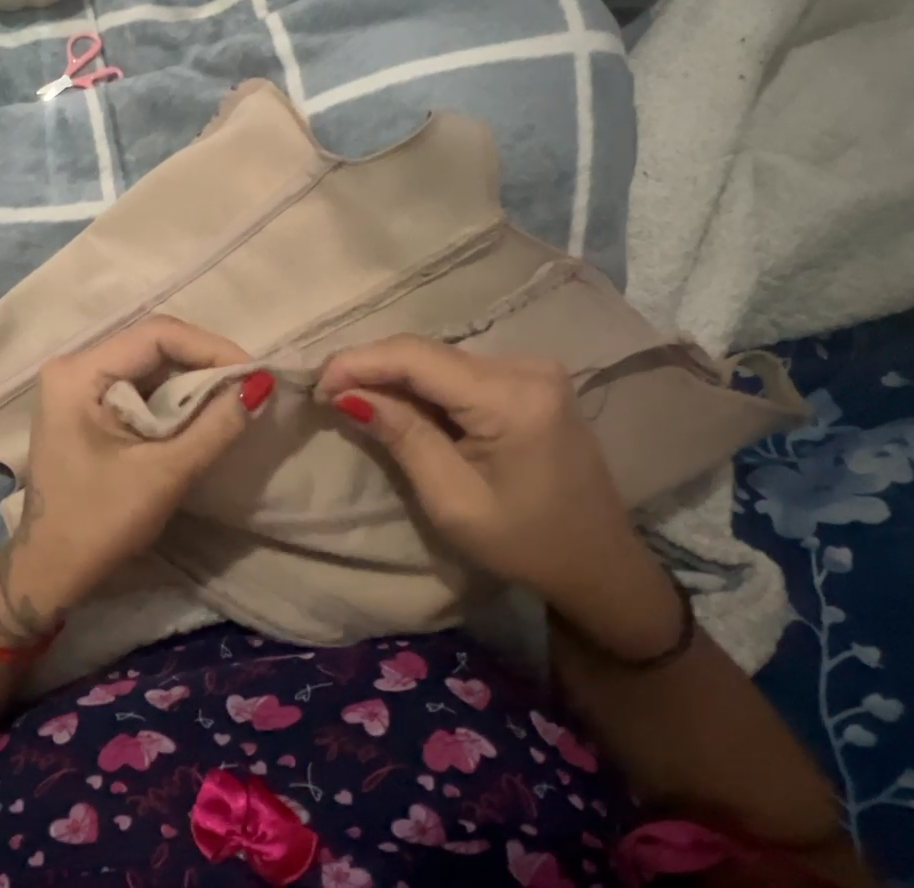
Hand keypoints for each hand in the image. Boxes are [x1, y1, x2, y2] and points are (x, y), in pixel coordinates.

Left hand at [0, 317, 263, 650]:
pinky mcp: (86, 409)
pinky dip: (173, 399)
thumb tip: (263, 386)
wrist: (52, 569)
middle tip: (250, 386)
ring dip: (192, 382)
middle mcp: (73, 368)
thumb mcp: (165, 473)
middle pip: (152, 345)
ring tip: (235, 398)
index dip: (211, 348)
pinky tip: (203, 414)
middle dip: (205, 364)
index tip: (255, 374)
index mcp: (78, 374)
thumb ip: (215, 426)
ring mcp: (77, 388)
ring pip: (149, 366)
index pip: (156, 335)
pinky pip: (138, 388)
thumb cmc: (100, 522)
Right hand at [317, 335, 682, 658]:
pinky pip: (460, 370)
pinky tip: (398, 403)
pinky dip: (422, 384)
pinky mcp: (531, 380)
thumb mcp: (451, 499)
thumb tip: (346, 393)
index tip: (316, 384)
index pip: (418, 357)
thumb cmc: (523, 542)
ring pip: (441, 358)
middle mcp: (527, 367)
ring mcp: (533, 369)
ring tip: (353, 399)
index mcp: (512, 398)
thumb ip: (402, 436)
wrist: (597, 561)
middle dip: (372, 368)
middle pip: (429, 352)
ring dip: (394, 376)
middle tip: (326, 394)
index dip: (359, 362)